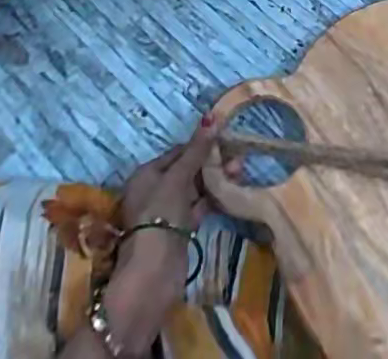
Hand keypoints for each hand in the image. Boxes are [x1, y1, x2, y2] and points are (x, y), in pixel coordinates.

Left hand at [98, 116, 219, 352]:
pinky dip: (212, 199)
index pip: (176, 152)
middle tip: (237, 156)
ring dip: (215, 179)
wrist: (155, 271)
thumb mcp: (177, 177)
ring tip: (240, 169)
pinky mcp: (180, 231)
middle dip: (210, 162)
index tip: (222, 137)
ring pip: (194, 189)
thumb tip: (211, 117)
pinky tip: (231, 190)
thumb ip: (196, 150)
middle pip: (186, 170)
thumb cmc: (161, 214)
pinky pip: (198, 207)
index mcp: (146, 173)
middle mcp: (155, 190)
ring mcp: (168, 212)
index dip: (198, 144)